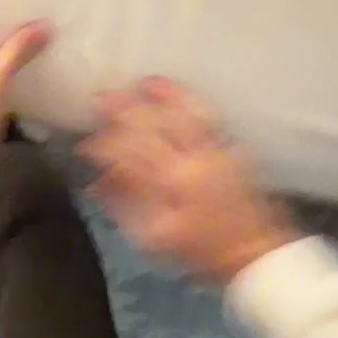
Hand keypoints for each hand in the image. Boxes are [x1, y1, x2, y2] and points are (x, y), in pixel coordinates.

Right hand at [79, 77, 300, 286]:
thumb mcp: (154, 238)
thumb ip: (123, 206)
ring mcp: (211, 151)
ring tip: (132, 85)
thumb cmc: (200, 252)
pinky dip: (180, 97)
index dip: (102, 147)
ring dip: (152, 99)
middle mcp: (189, 163)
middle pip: (151, 129)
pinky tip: (163, 86)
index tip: (85, 146)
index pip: (128, 156)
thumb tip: (96, 183)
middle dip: (122, 112)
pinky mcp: (226, 145)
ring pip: (176, 116)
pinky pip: (201, 113)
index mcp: (168, 189)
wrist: (253, 252)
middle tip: (98, 100)